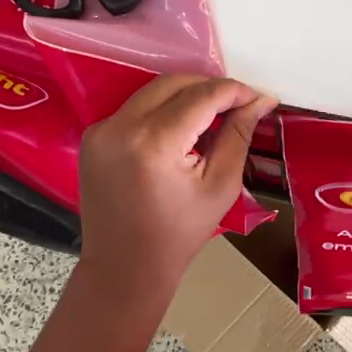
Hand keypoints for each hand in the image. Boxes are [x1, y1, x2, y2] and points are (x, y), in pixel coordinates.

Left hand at [77, 75, 275, 294]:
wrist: (125, 267)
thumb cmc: (179, 235)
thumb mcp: (220, 186)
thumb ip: (237, 136)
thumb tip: (259, 102)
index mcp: (155, 142)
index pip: (202, 96)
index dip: (234, 92)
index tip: (258, 98)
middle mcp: (121, 126)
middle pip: (174, 83)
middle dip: (210, 88)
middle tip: (238, 105)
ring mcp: (101, 130)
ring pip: (152, 92)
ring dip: (186, 96)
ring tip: (213, 117)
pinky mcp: (93, 137)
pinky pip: (134, 109)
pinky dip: (161, 111)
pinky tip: (181, 133)